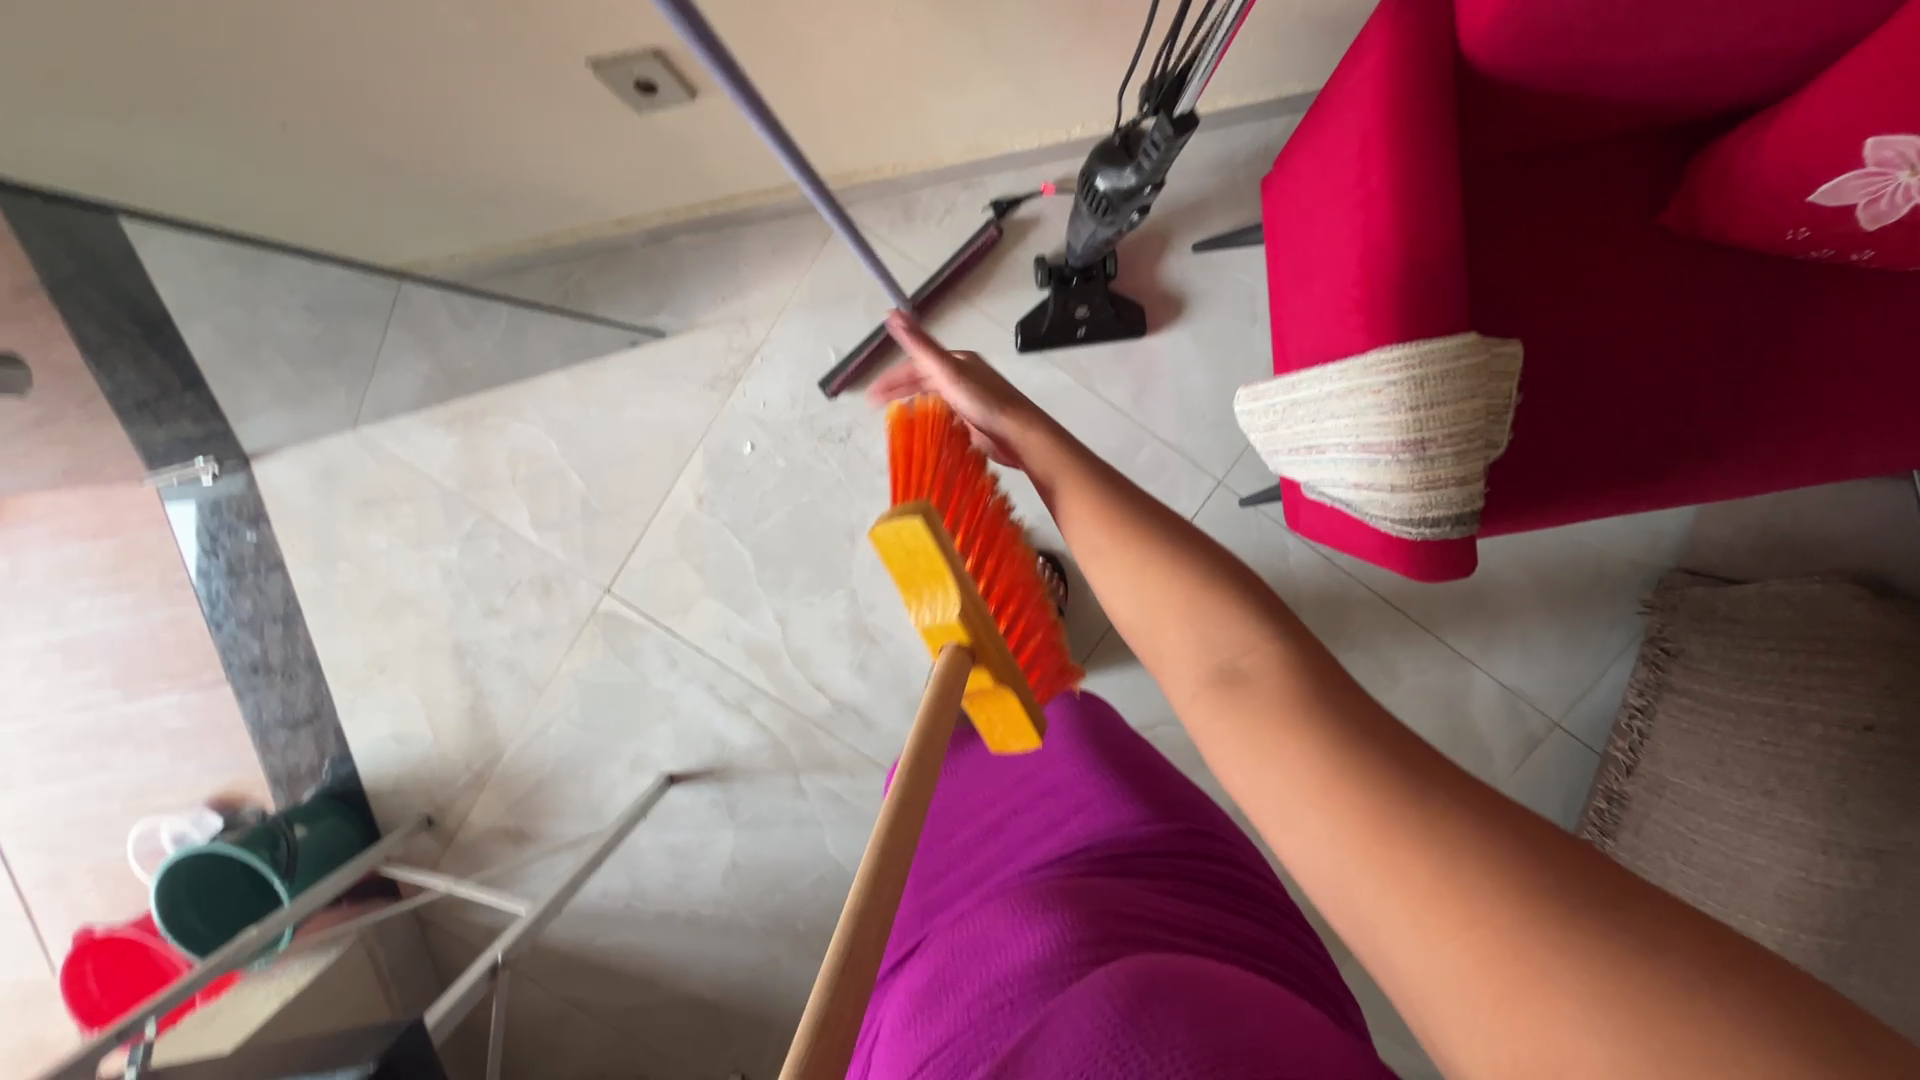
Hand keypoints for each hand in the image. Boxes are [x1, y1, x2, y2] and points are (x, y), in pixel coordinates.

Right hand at [868, 311, 1050, 467]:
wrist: (1018, 434)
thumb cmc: (983, 401)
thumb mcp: (946, 370)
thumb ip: (919, 344)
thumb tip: (892, 313)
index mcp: (957, 361)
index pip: (915, 366)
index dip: (891, 378)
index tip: (871, 396)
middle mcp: (963, 377)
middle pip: (923, 382)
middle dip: (898, 393)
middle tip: (874, 408)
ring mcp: (970, 400)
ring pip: (934, 401)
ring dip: (913, 408)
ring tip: (894, 421)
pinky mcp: (975, 422)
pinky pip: (946, 419)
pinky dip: (930, 423)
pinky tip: (922, 433)